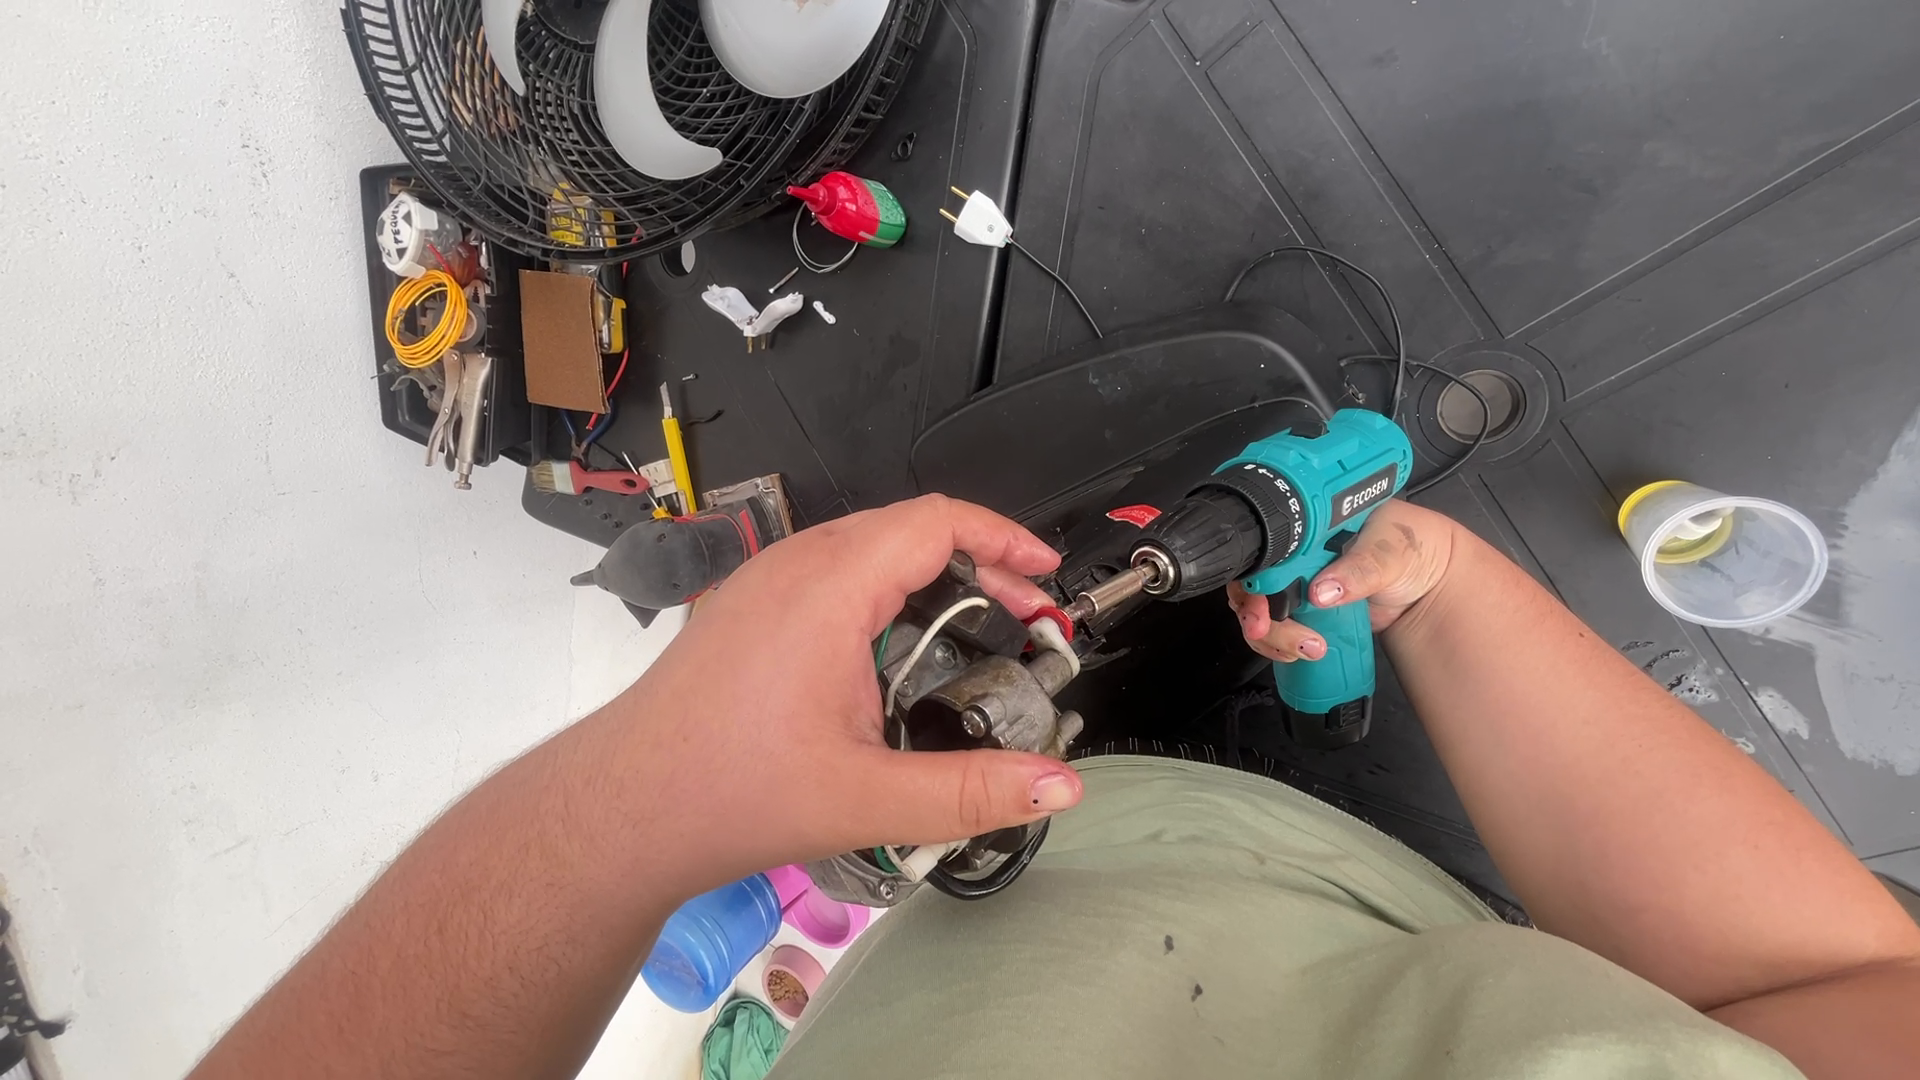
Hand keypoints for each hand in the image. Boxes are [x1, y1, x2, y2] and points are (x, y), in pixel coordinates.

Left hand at [618, 494, 1084, 893]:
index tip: (1045, 573)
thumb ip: (973, 791)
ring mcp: (767, 577)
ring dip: (932, 573)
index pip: (935, 522)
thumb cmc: (728, 792)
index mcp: (829, 587)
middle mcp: (796, 563)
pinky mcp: (753, 600)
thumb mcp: (867, 799)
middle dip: (981, 561)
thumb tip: (1061, 784)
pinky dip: (889, 586)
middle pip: (909, 528)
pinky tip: (899, 641)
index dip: (1003, 537)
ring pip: (872, 544)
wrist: (619, 808)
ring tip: (975, 624)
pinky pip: (836, 566)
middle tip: (1025, 614)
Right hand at [1225, 499, 1457, 663]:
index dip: (1255, 578)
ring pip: (1257, 611)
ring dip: (1270, 636)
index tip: (1260, 606)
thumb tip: (1321, 591)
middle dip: (1252, 612)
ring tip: (1303, 649)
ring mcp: (1295, 586)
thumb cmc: (1414, 548)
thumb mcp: (1392, 550)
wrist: (1434, 583)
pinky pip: (1275, 630)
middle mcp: (1292, 556)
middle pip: (1249, 583)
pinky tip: (1298, 653)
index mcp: (1307, 528)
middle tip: (1266, 630)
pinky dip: (1278, 646)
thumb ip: (1360, 568)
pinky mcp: (1304, 613)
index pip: (1264, 550)